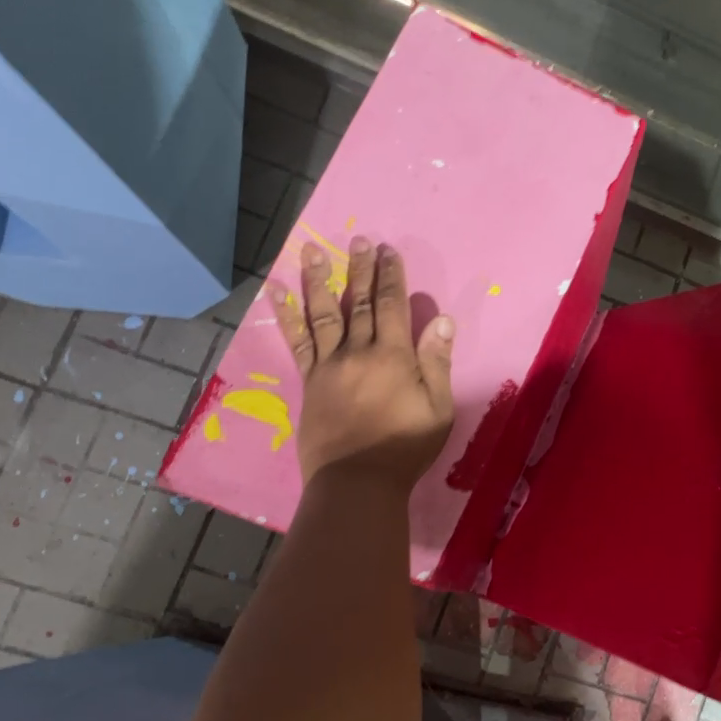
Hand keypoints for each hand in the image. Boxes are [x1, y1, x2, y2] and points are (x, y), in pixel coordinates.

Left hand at [279, 238, 455, 489]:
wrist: (358, 480)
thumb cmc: (406, 448)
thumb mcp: (438, 410)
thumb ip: (437, 364)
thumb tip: (442, 321)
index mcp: (394, 357)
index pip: (393, 307)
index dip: (391, 277)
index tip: (389, 251)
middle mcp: (359, 352)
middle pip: (360, 303)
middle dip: (360, 270)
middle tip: (359, 240)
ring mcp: (329, 365)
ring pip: (324, 313)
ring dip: (320, 279)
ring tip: (315, 249)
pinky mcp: (310, 380)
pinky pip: (297, 341)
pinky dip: (287, 314)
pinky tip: (277, 290)